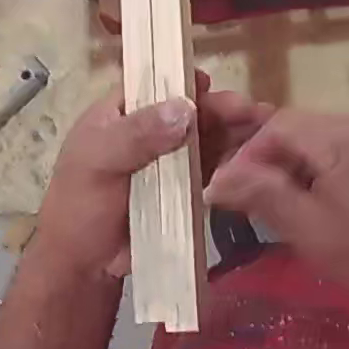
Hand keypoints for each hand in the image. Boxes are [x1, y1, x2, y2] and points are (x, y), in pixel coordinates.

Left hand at [35, 72, 268, 276]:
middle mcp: (152, 129)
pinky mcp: (188, 183)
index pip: (157, 85)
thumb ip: (137, 135)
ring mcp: (172, 157)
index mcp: (122, 113)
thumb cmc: (80, 208)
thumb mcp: (98, 164)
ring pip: (209, 134)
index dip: (184, 81)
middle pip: (193, 109)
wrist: (87, 268)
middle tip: (256, 112)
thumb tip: (185, 108)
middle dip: (225, 108)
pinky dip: (236, 156)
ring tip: (268, 129)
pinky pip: (215, 163)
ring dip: (238, 129)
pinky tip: (257, 156)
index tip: (211, 85)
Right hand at [203, 110, 348, 312]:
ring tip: (269, 196)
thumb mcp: (312, 232)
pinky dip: (317, 164)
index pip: (281, 124)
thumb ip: (264, 195)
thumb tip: (216, 179)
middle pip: (301, 125)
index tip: (227, 188)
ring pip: (320, 134)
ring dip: (291, 160)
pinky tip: (305, 193)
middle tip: (242, 192)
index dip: (247, 153)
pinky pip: (342, 145)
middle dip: (267, 155)